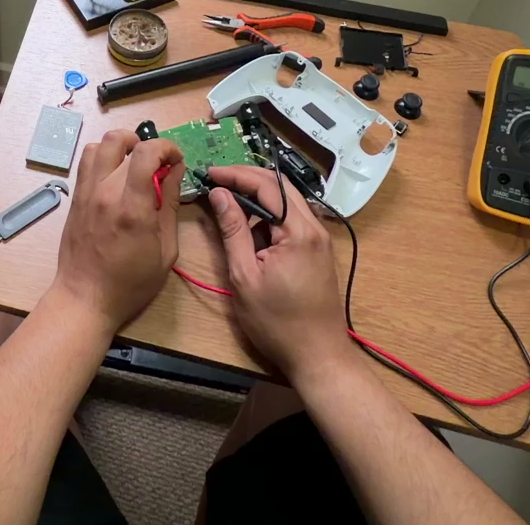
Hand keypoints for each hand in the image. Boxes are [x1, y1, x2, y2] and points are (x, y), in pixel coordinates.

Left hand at [51, 130, 180, 332]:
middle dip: (149, 146)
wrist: (85, 297)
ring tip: (135, 162)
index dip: (166, 147)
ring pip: (101, 143)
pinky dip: (104, 154)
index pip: (146, 153)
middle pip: (123, 143)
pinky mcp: (76, 195)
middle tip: (159, 164)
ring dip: (123, 144)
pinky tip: (115, 172)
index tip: (176, 159)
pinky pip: (86, 159)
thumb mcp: (165, 250)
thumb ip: (170, 204)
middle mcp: (105, 192)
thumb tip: (175, 171)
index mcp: (132, 208)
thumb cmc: (131, 282)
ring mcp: (86, 191)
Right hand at [203, 165, 348, 378]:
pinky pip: (292, 218)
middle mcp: (314, 228)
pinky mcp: (317, 249)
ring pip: (287, 200)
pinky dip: (269, 213)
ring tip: (228, 200)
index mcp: (298, 232)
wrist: (319, 357)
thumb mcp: (245, 276)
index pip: (266, 185)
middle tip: (217, 180)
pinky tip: (250, 224)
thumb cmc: (277, 322)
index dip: (236, 175)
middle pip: (280, 185)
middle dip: (247, 178)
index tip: (210, 173)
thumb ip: (232, 231)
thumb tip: (220, 194)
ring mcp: (319, 238)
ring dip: (258, 195)